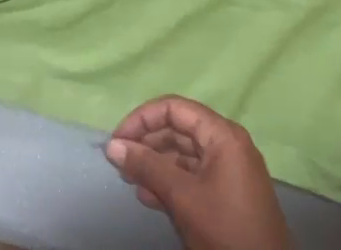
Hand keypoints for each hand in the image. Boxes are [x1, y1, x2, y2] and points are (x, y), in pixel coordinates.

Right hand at [105, 96, 291, 249]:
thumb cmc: (225, 230)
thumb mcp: (182, 196)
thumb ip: (146, 166)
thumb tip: (112, 146)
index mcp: (223, 136)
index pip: (174, 109)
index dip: (142, 119)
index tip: (118, 141)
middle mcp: (227, 145)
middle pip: (178, 129)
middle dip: (146, 144)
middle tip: (120, 164)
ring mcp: (228, 170)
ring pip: (182, 154)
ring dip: (154, 165)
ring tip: (131, 182)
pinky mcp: (226, 193)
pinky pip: (192, 175)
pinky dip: (169, 182)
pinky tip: (148, 197)